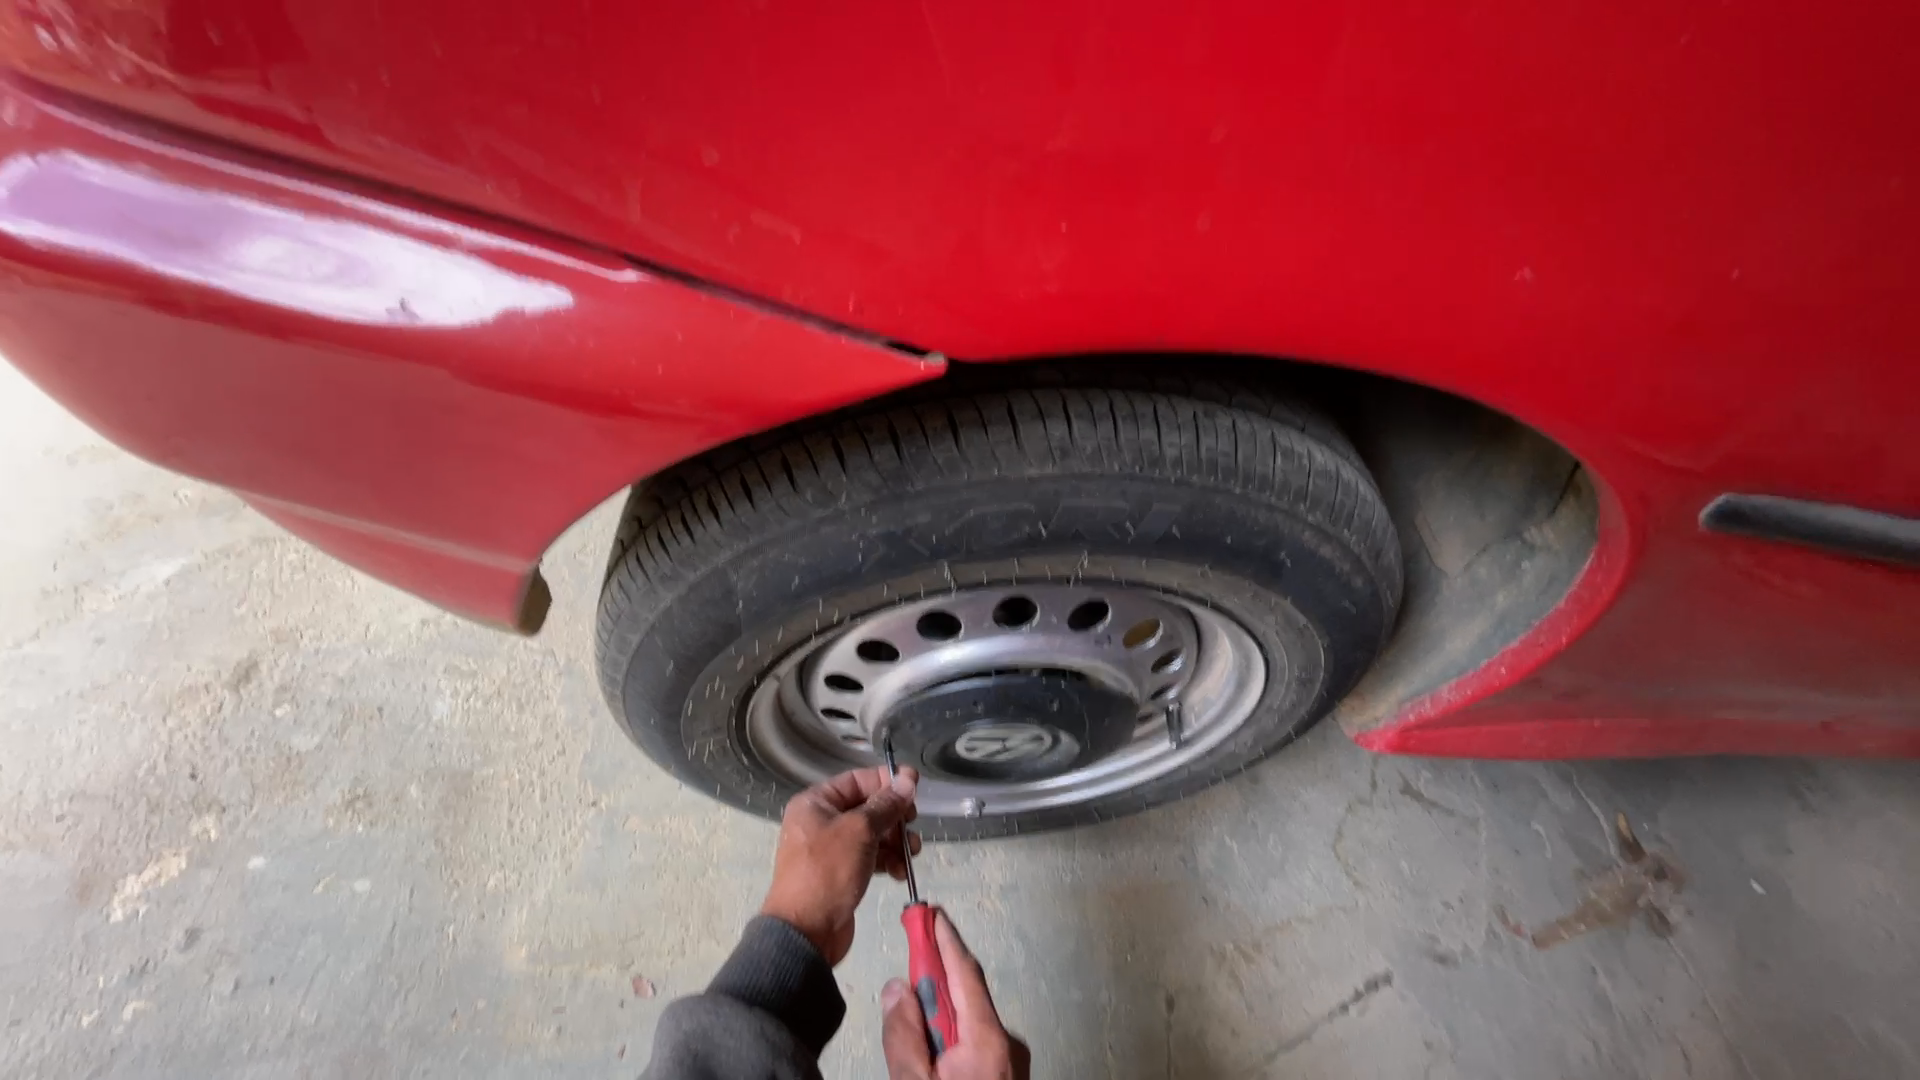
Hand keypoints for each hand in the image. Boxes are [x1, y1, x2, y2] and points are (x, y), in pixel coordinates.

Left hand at [760, 766, 920, 965]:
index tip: (916, 785)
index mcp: (816, 802)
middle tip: (912, 824)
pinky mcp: (842, 872)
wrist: (805, 933)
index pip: (858, 779)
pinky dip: (888, 860)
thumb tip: (908, 779)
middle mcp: (822, 821)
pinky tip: (901, 872)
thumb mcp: (859, 831)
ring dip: (895, 840)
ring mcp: (832, 848)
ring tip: (911, 853)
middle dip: (894, 816)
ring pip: (873, 833)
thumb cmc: (827, 871)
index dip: (887, 780)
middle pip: (868, 806)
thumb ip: (886, 805)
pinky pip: (870, 856)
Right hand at [881, 910, 1030, 1079]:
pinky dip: (952, 1034)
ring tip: (913, 1022)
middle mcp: (1008, 1041)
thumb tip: (896, 987)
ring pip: (969, 1019)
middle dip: (935, 975)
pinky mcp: (1008, 1074)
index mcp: (988, 1039)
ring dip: (941, 1011)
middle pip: (966, 994)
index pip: (964, 971)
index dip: (944, 938)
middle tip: (911, 956)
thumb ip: (903, 1036)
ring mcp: (1012, 1059)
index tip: (926, 911)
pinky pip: (976, 1040)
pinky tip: (932, 1051)